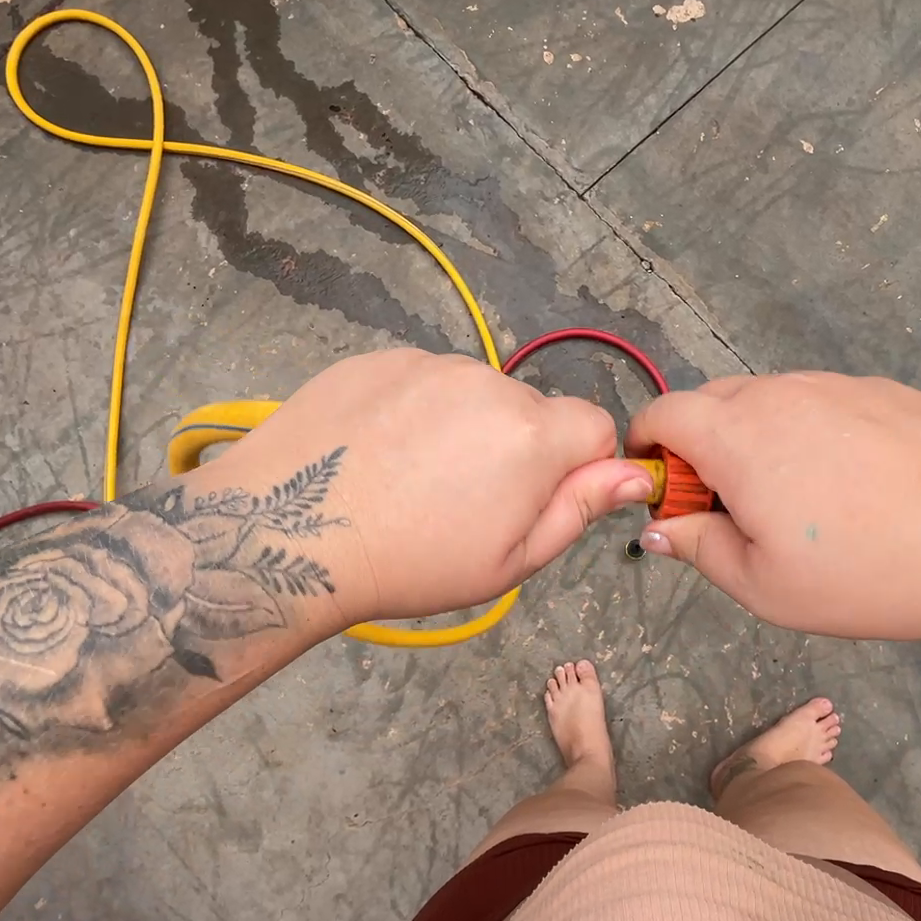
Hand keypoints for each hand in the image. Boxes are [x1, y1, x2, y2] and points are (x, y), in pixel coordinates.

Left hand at [196, 349, 651, 629]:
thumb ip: (580, 510)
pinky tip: (379, 450)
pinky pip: (424, 379)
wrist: (284, 532)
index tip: (534, 499)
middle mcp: (489, 381)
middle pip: (532, 410)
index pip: (594, 425)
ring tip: (413, 475)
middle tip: (461, 499)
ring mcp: (430, 362)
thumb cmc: (412, 564)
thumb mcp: (510, 561)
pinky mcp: (379, 356)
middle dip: (517, 447)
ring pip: (477, 393)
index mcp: (533, 434)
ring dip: (466, 425)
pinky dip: (418, 408)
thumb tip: (635, 473)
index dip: (577, 466)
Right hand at [626, 372, 920, 641]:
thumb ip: (697, 547)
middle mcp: (778, 392)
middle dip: (697, 449)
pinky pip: (818, 403)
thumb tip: (657, 526)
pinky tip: (853, 485)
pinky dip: (805, 433)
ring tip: (799, 503)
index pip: (660, 414)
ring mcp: (835, 384)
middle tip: (731, 509)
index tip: (667, 496)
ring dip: (753, 441)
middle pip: (709, 403)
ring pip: (766, 402)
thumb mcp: (763, 586)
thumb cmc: (867, 572)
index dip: (646, 451)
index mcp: (736, 434)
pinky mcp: (881, 390)